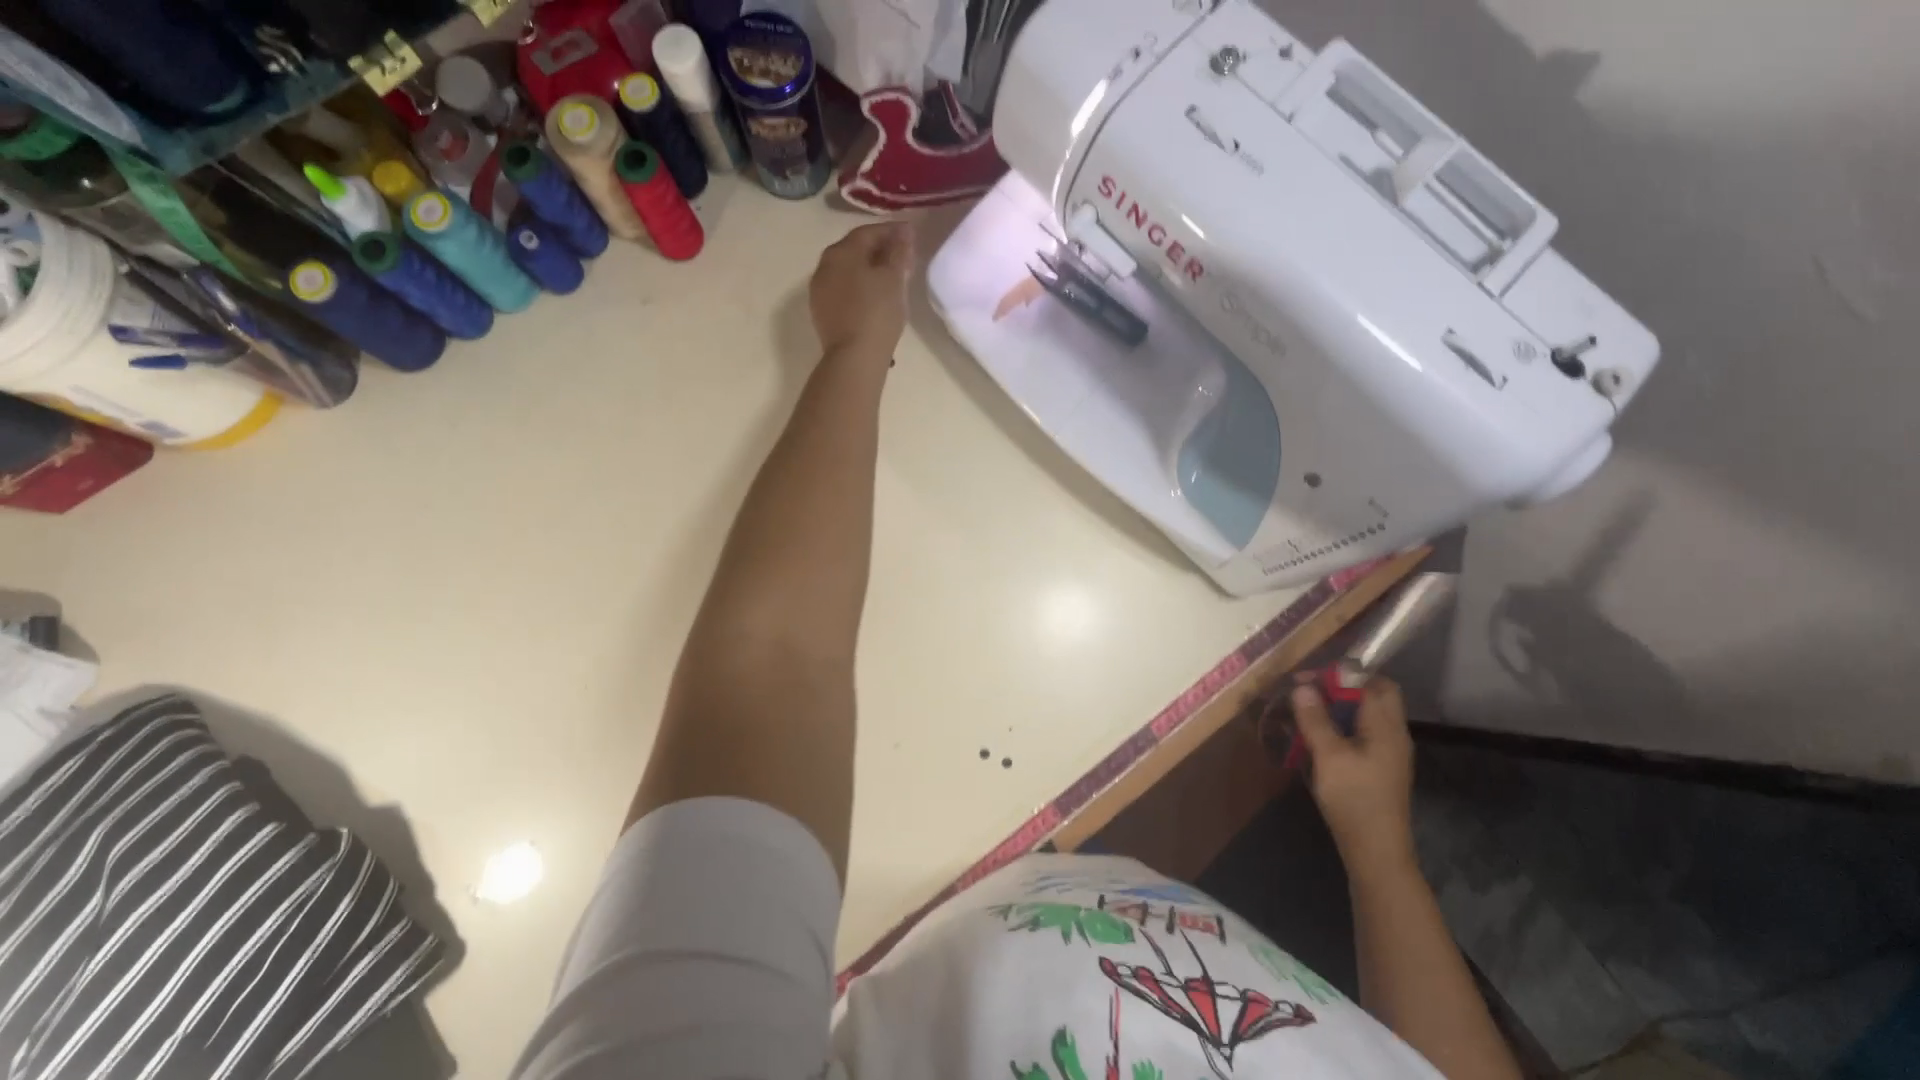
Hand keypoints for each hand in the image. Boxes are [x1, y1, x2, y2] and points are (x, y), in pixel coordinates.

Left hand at [810, 221, 914, 361]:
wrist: (854, 356)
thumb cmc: (877, 312)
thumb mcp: (894, 278)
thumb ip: (899, 251)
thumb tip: (903, 231)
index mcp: (841, 251)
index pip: (868, 232)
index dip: (891, 231)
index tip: (910, 234)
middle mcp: (824, 265)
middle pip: (855, 250)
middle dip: (878, 250)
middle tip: (901, 256)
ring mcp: (819, 290)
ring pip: (848, 271)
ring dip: (868, 269)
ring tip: (890, 279)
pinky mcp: (821, 312)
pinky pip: (843, 290)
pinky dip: (859, 287)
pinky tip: (874, 298)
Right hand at [1293, 676, 1415, 872]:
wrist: (1376, 850)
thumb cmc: (1354, 799)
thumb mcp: (1329, 757)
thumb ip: (1315, 719)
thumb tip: (1302, 687)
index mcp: (1386, 726)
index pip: (1369, 681)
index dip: (1337, 673)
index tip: (1305, 680)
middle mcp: (1393, 733)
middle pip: (1374, 694)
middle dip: (1341, 687)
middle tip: (1309, 694)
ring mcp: (1388, 752)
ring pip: (1367, 715)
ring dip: (1339, 708)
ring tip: (1307, 715)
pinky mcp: (1380, 768)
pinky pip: (1363, 734)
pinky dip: (1341, 728)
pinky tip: (1317, 741)